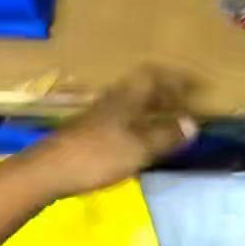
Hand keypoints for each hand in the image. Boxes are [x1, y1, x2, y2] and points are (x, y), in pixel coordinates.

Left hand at [18, 67, 198, 198]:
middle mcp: (112, 100)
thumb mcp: (138, 148)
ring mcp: (97, 116)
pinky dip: (137, 127)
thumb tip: (192, 123)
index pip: (155, 75)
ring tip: (168, 126)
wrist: (47, 170)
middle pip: (142, 89)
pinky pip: (120, 121)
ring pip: (130, 105)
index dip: (177, 78)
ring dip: (151, 111)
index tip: (197, 86)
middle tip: (186, 107)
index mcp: (127, 98)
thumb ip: (165, 135)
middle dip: (166, 96)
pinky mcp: (87, 133)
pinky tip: (140, 144)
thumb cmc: (96, 156)